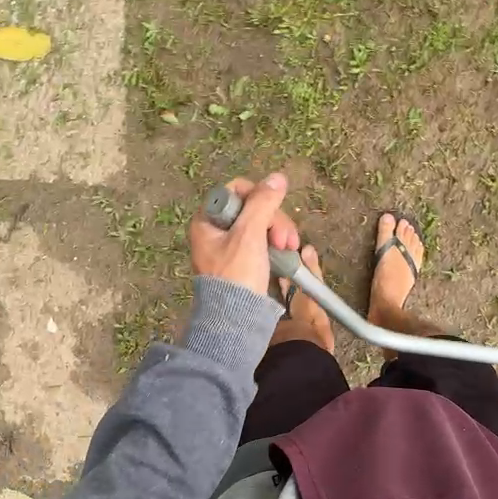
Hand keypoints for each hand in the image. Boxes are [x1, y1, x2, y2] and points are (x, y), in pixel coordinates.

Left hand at [187, 174, 300, 292]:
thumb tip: (278, 177)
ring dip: (279, 234)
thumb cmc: (237, 276)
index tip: (273, 215)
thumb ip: (263, 204)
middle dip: (274, 220)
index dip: (260, 198)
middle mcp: (216, 231)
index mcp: (208, 220)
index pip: (237, 191)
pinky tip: (286, 256)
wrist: (235, 320)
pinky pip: (262, 243)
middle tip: (287, 241)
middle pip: (252, 208)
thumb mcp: (249, 235)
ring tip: (290, 250)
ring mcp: (230, 248)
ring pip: (261, 226)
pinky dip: (275, 247)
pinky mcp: (243, 263)